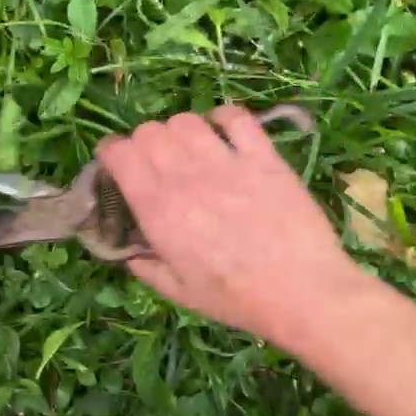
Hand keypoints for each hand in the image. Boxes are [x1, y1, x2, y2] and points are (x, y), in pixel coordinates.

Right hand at [96, 107, 369, 346]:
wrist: (304, 294)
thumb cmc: (236, 298)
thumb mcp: (178, 292)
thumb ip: (146, 267)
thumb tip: (128, 251)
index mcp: (157, 209)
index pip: (119, 154)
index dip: (110, 153)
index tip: (115, 164)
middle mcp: (184, 178)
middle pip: (148, 132)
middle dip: (142, 142)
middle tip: (152, 161)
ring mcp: (226, 164)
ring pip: (184, 120)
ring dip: (177, 130)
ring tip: (186, 148)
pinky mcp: (264, 159)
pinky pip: (236, 118)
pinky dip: (223, 117)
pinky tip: (222, 132)